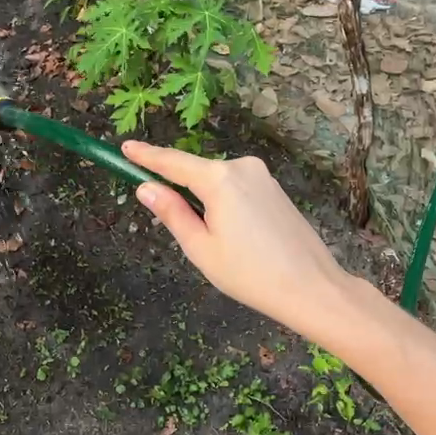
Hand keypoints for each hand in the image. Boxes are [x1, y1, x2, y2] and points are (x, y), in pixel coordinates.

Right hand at [124, 141, 354, 338]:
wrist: (311, 287)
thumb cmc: (250, 273)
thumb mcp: (200, 247)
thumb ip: (172, 212)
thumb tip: (146, 188)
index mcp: (219, 179)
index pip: (172, 162)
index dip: (146, 156)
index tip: (125, 147)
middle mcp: (242, 167)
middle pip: (196, 173)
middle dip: (180, 192)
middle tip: (181, 233)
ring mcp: (262, 176)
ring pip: (217, 183)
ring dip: (205, 203)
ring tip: (218, 246)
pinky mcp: (275, 189)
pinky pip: (237, 189)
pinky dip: (224, 205)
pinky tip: (236, 239)